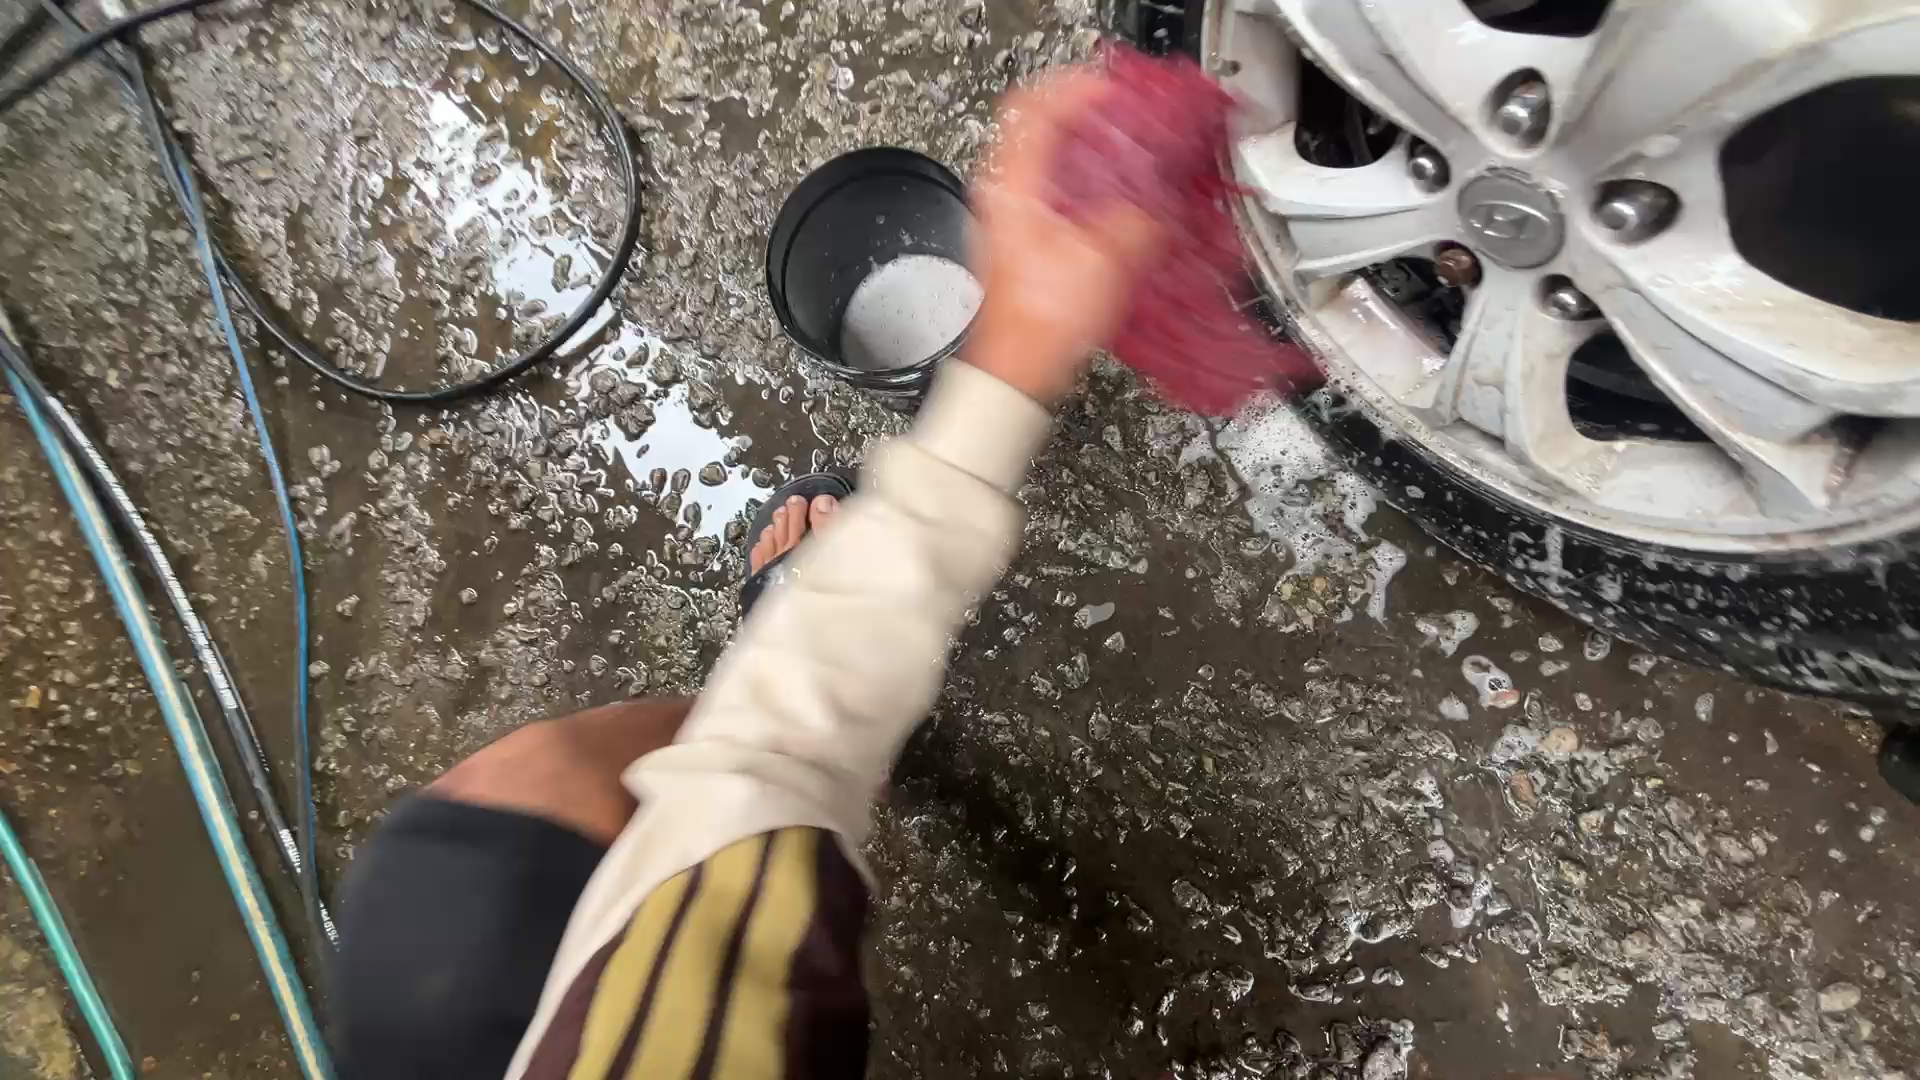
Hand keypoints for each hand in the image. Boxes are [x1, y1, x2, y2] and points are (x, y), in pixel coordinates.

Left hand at [964, 68, 1163, 406]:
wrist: (1015, 376)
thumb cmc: (1037, 328)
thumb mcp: (1103, 262)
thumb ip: (1136, 220)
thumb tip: (1157, 206)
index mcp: (1012, 189)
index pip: (1035, 108)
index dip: (1078, 90)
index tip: (1112, 95)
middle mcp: (1003, 202)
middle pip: (1042, 134)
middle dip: (1089, 125)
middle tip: (1123, 125)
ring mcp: (1009, 226)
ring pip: (1050, 171)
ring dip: (1089, 163)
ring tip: (1125, 165)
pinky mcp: (1022, 251)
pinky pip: (1055, 204)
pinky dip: (1085, 197)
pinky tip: (1112, 212)